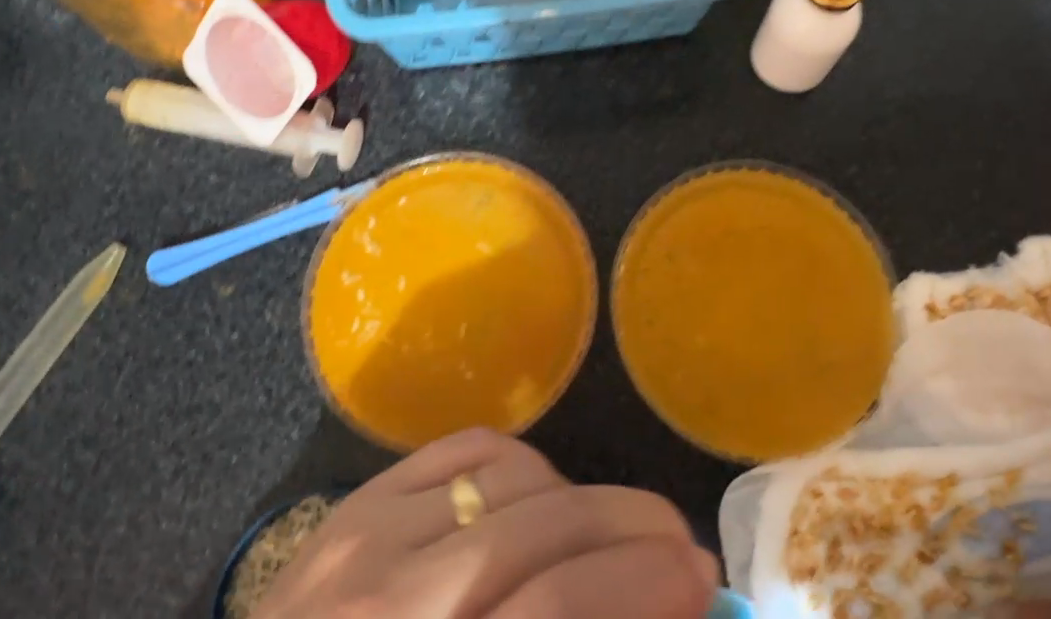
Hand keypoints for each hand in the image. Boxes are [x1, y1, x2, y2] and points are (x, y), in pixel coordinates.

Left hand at [254, 428, 718, 618]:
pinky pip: (462, 448)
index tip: (699, 579)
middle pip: (545, 530)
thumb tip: (657, 605)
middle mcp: (393, 599)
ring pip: (511, 477)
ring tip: (604, 534)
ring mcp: (363, 538)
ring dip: (579, 499)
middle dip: (634, 531)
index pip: (560, 605)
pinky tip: (538, 498)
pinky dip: (519, 466)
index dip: (644, 584)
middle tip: (680, 548)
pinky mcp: (351, 503)